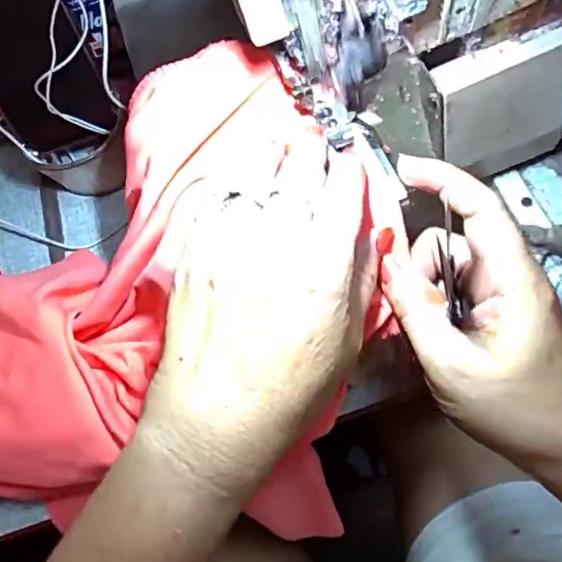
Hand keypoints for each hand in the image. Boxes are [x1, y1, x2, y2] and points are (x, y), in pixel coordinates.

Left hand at [139, 133, 376, 498]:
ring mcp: (230, 234)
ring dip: (274, 151)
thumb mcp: (348, 338)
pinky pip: (215, 190)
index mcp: (325, 258)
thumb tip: (366, 236)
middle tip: (317, 146)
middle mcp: (280, 234)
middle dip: (315, 149)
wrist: (216, 414)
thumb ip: (362, 276)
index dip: (352, 168)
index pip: (345, 184)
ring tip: (281, 146)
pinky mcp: (195, 243)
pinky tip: (240, 178)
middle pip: (302, 163)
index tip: (351, 165)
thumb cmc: (289, 389)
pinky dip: (232, 176)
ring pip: (256, 165)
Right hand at [378, 156, 561, 476]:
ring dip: (424, 291)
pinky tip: (431, 337)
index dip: (444, 178)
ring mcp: (504, 293)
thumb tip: (385, 263)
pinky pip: (454, 289)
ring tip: (424, 336)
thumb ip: (416, 311)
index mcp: (512, 278)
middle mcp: (509, 275)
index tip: (404, 167)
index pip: (481, 207)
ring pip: (447, 267)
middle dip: (419, 266)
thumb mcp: (453, 366)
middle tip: (406, 311)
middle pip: (452, 241)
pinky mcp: (497, 311)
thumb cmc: (518, 410)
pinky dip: (434, 303)